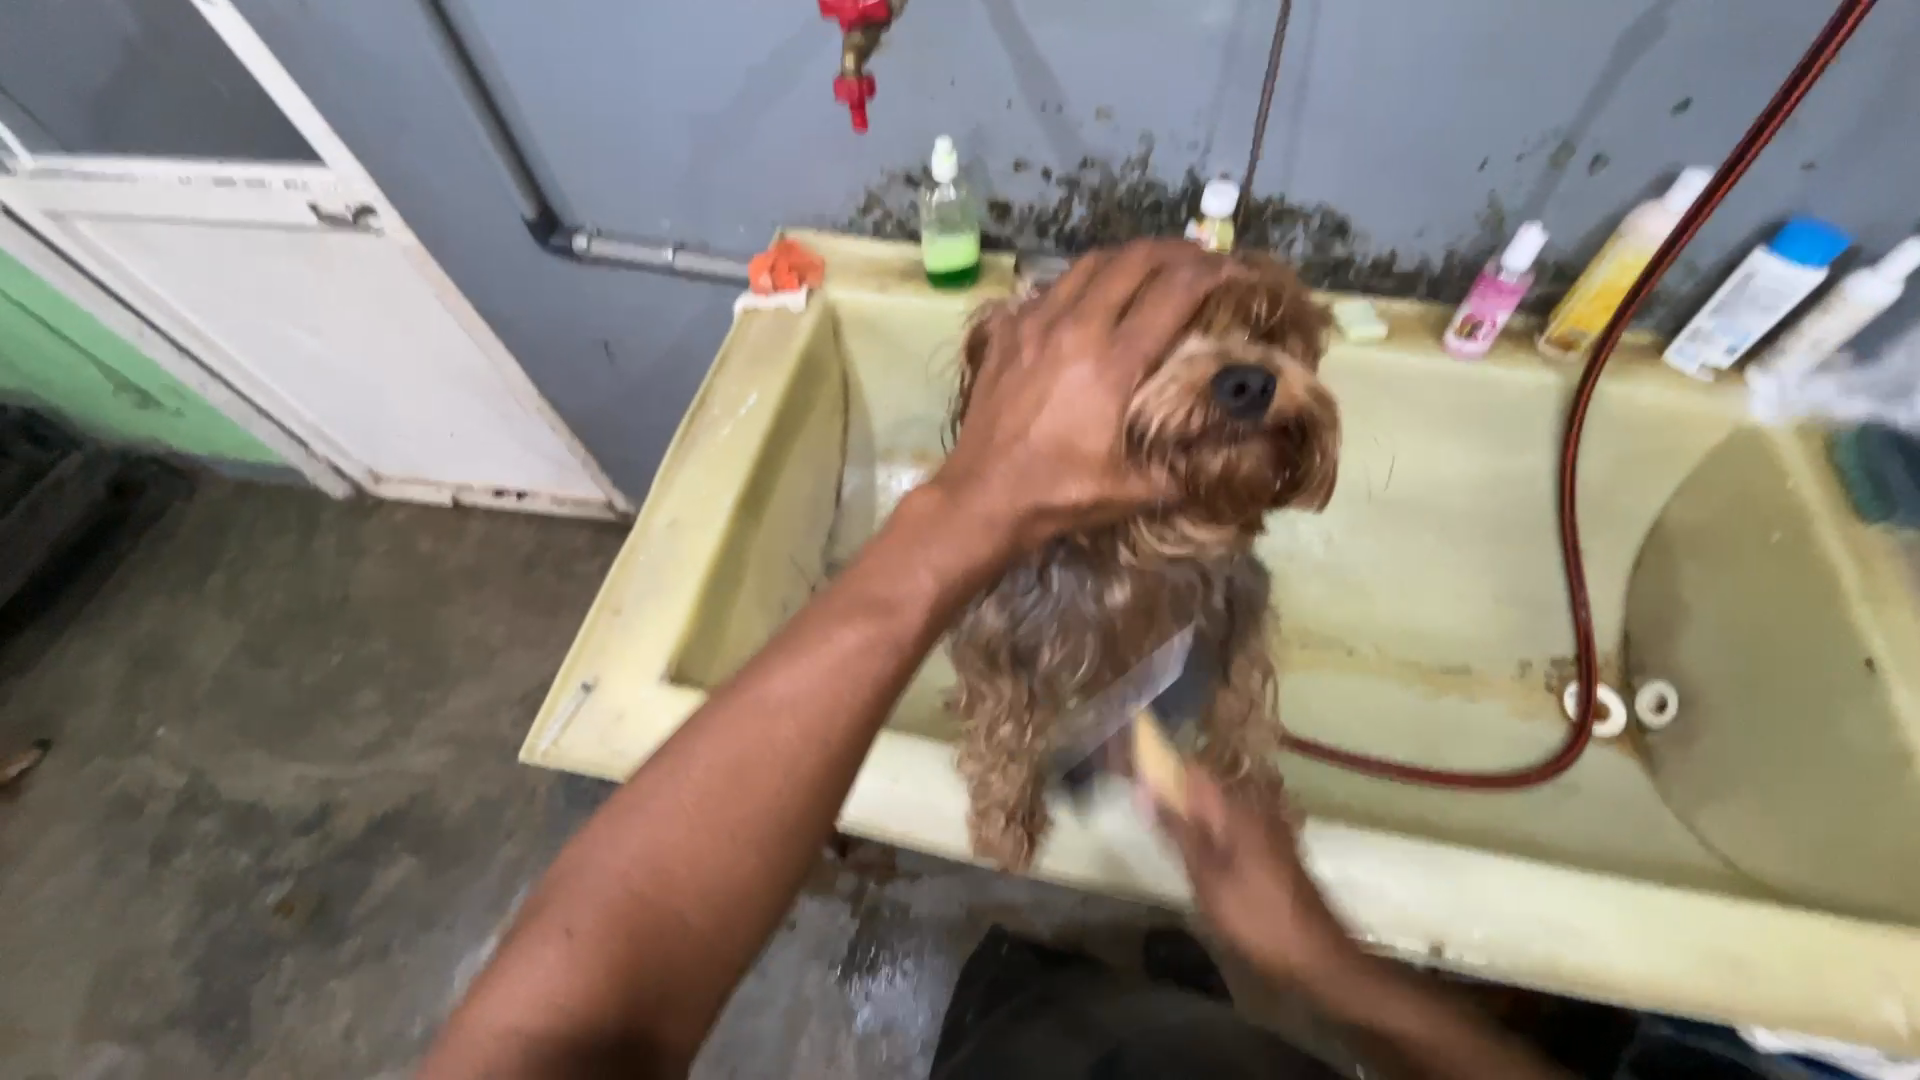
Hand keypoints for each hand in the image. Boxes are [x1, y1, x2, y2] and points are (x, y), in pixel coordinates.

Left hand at [932, 240, 1237, 549]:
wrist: (982, 497)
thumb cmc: (1057, 495)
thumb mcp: (1132, 492)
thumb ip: (1185, 470)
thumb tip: (1232, 454)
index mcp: (1110, 363)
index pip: (1174, 292)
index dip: (1214, 273)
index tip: (1238, 272)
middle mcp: (1072, 328)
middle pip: (1134, 260)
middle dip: (1176, 252)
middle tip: (1201, 260)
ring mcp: (1032, 325)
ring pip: (1088, 263)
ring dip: (1128, 258)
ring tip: (1150, 269)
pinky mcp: (1005, 333)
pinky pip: (1049, 287)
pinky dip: (1080, 282)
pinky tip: (1088, 300)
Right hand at [1156, 765, 1360, 987]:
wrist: (1317, 955)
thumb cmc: (1254, 916)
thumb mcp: (1204, 876)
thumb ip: (1175, 829)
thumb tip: (1144, 789)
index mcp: (1234, 806)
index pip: (1191, 766)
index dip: (1163, 769)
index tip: (1139, 783)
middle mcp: (1254, 804)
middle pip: (1207, 782)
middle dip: (1178, 791)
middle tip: (1153, 816)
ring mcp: (1269, 822)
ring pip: (1221, 802)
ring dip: (1197, 811)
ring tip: (1175, 836)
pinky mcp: (1277, 841)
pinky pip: (1236, 818)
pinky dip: (1217, 826)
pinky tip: (1207, 853)